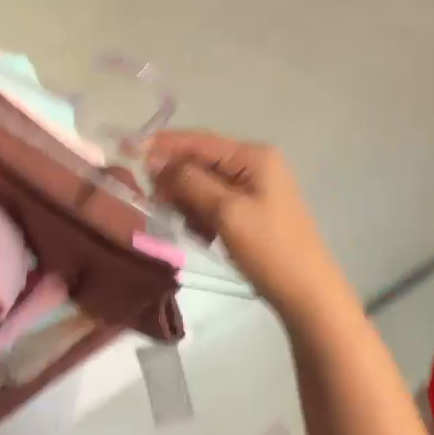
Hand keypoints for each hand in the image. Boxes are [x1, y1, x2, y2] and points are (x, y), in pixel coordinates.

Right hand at [146, 132, 355, 319]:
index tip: (127, 150)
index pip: (198, 140)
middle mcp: (253, 164)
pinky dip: (197, 214)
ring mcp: (251, 187)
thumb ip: (189, 181)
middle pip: (197, 160)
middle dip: (174, 180)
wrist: (306, 293)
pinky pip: (209, 202)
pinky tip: (199, 234)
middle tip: (158, 203)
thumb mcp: (225, 212)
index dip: (162, 145)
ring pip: (200, 183)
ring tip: (186, 225)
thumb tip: (154, 158)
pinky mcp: (247, 209)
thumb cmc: (269, 249)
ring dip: (185, 201)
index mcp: (253, 156)